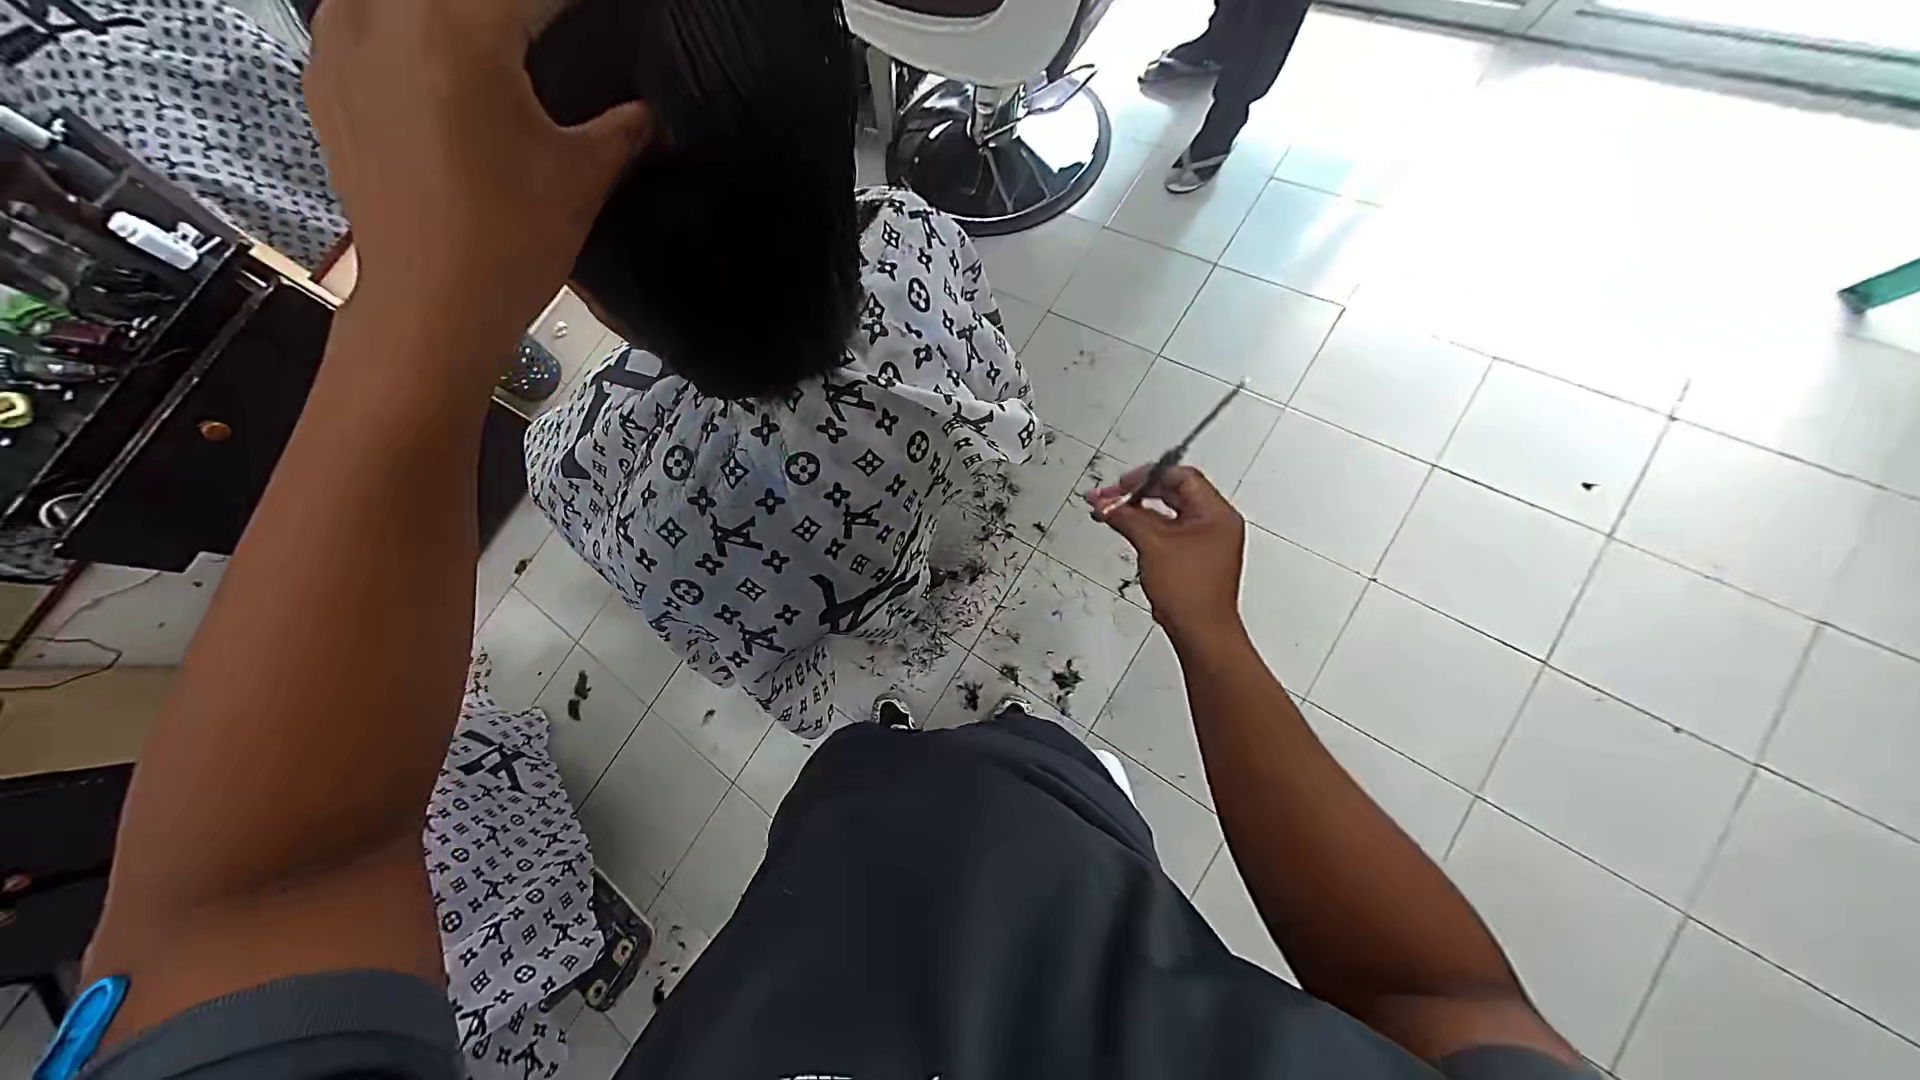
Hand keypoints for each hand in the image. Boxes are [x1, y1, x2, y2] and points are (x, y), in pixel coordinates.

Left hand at [303, 0, 652, 346]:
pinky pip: (368, 16)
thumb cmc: (513, 241)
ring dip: (461, 21)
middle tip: (552, 40)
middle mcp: (384, 12)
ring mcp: (340, 37)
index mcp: (458, 33)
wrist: (434, 303)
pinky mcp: (323, 73)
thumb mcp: (583, 181)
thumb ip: (623, 131)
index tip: (599, 29)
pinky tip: (447, 75)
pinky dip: (414, 32)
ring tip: (502, 59)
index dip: (570, 11)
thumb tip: (651, 115)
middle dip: (518, 16)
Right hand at [1088, 465, 1246, 645]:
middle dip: (1138, 493)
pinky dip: (1145, 527)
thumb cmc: (1192, 594)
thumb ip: (1126, 517)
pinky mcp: (1193, 556)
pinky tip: (1125, 528)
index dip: (1148, 476)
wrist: (1200, 631)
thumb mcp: (1152, 544)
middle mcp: (1214, 523)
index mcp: (1216, 513)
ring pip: (1167, 512)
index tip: (1122, 485)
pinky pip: (1167, 531)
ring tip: (1110, 511)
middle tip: (1110, 496)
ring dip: (1138, 510)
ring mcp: (1205, 541)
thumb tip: (1105, 503)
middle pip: (1173, 492)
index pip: (1181, 477)